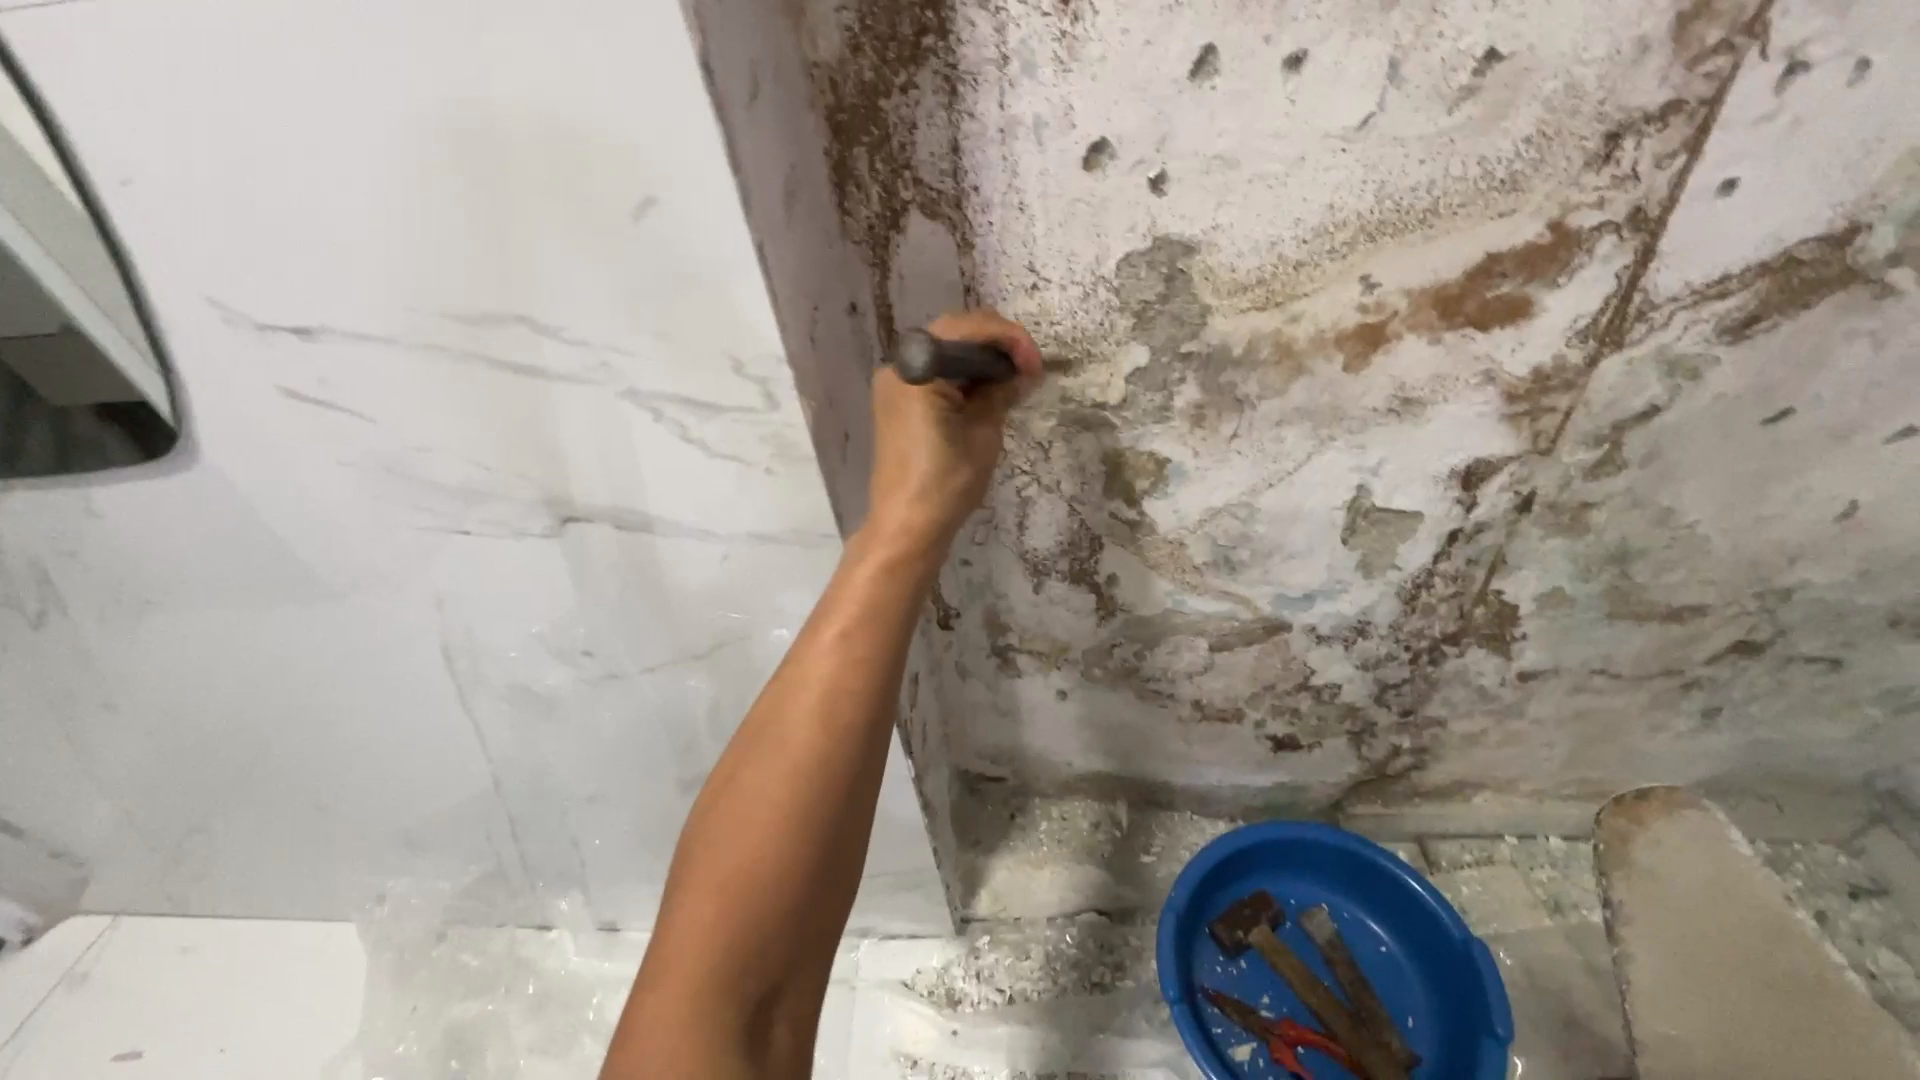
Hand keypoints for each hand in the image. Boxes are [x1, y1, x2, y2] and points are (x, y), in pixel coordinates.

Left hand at [864, 310, 1042, 555]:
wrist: (907, 525)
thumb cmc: (946, 482)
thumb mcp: (984, 432)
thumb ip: (1001, 392)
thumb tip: (1021, 373)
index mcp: (917, 369)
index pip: (968, 328)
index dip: (1009, 339)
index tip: (1035, 366)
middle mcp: (898, 368)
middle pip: (954, 334)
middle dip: (995, 347)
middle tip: (1027, 371)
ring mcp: (895, 385)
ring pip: (945, 354)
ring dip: (980, 362)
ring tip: (1013, 383)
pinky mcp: (897, 404)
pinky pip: (934, 375)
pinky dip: (962, 378)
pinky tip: (987, 394)